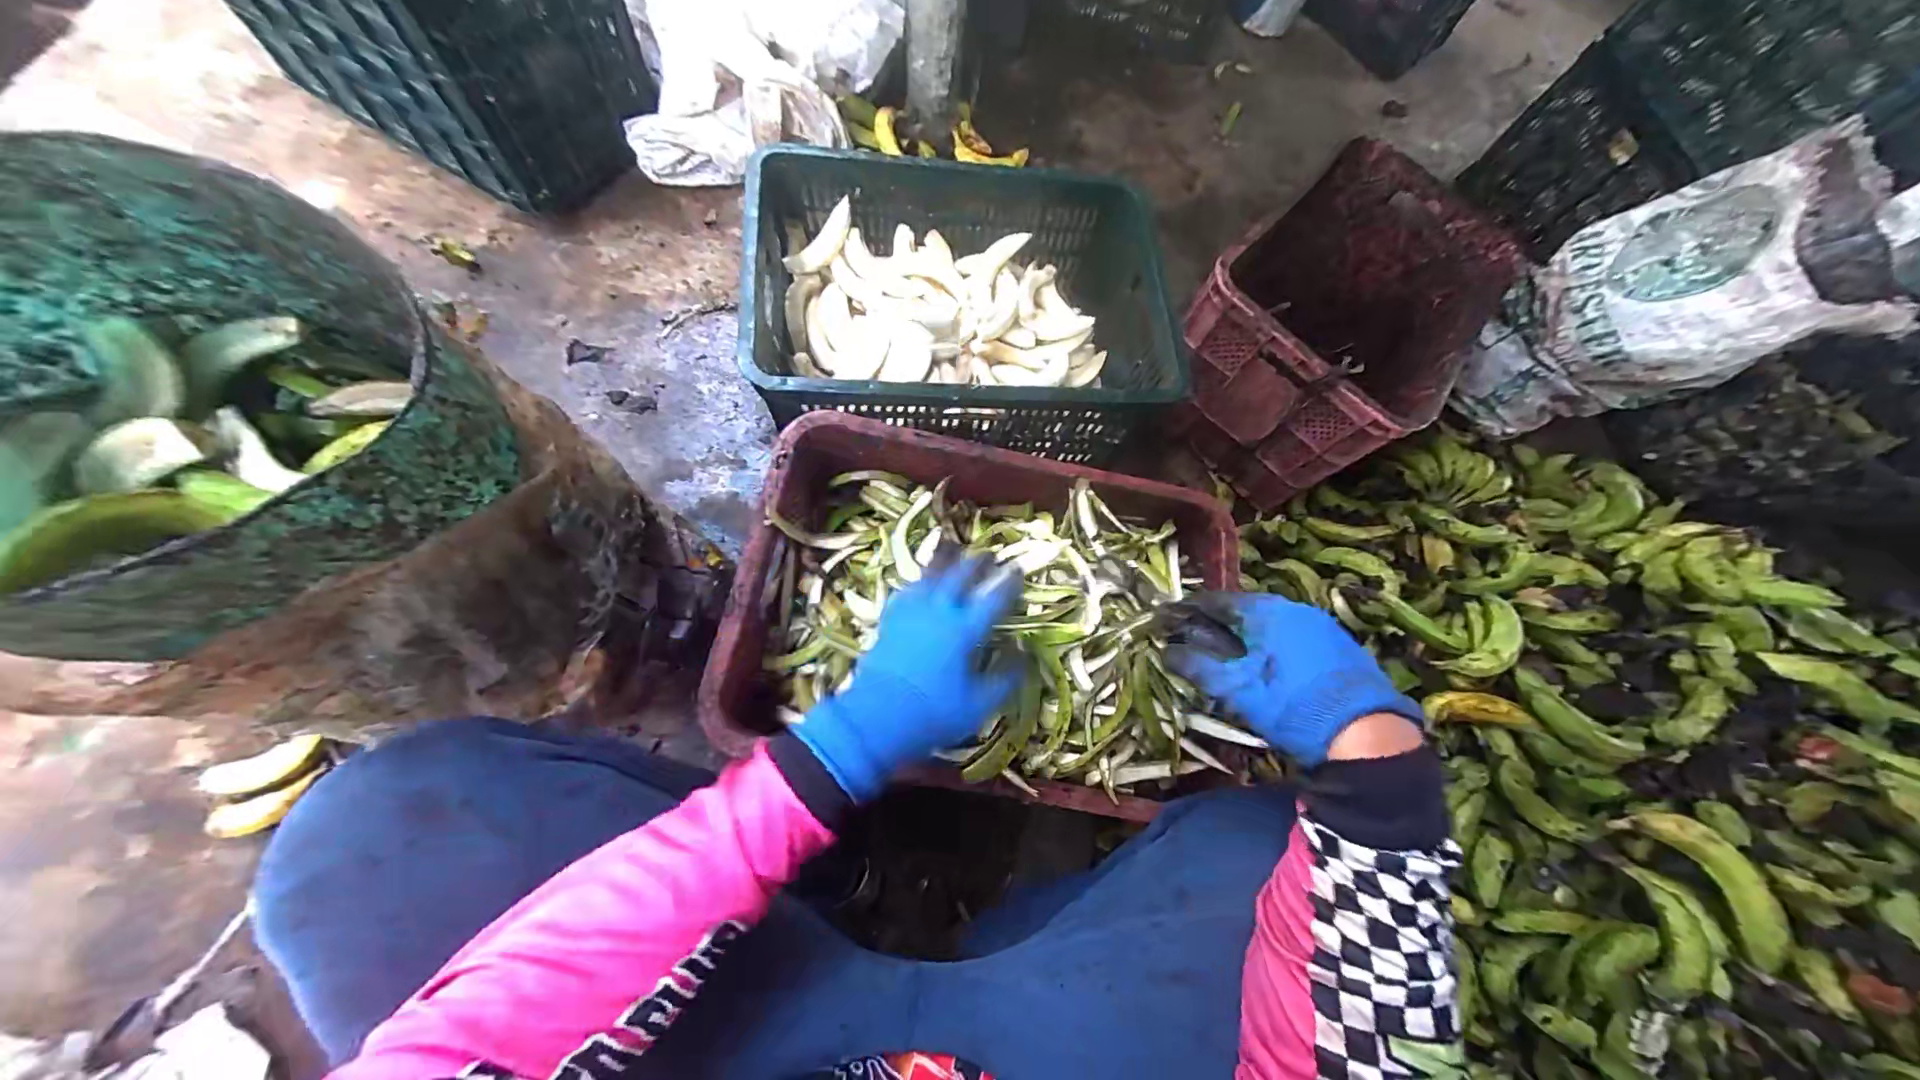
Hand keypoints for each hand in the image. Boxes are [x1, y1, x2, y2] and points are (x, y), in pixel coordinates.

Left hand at [795, 554, 1022, 800]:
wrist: (877, 716)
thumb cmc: (933, 713)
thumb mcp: (978, 705)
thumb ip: (1005, 678)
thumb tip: (1023, 653)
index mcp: (964, 630)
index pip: (993, 598)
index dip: (1008, 582)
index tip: (1017, 569)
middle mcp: (938, 612)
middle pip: (960, 575)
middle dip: (977, 561)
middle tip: (989, 554)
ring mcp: (911, 612)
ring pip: (930, 575)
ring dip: (946, 561)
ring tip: (954, 551)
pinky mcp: (890, 618)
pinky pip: (907, 589)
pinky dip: (918, 580)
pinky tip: (920, 580)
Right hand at [1164, 592, 1421, 766]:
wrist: (1368, 735)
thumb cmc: (1291, 706)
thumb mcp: (1236, 690)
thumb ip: (1197, 666)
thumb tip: (1166, 651)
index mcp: (1266, 611)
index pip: (1214, 600)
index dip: (1186, 610)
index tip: (1165, 620)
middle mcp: (1293, 608)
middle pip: (1242, 610)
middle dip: (1213, 624)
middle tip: (1190, 639)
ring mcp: (1319, 624)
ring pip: (1267, 623)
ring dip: (1242, 635)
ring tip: (1223, 654)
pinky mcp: (1337, 644)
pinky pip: (1290, 635)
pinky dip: (1268, 644)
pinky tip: (1262, 665)